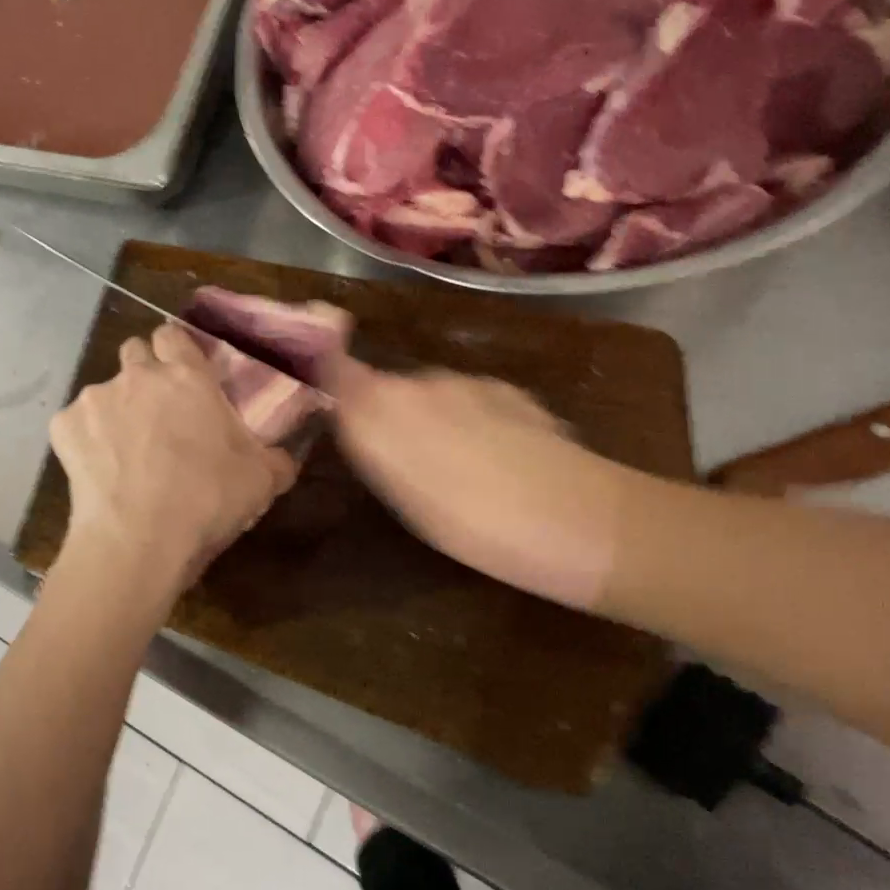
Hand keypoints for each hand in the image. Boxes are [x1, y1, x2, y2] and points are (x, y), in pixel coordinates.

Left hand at [49, 324, 299, 591]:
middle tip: (156, 410)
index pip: (173, 335)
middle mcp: (138, 375)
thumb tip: (282, 457)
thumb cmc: (207, 501)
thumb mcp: (262, 480)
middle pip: (134, 351)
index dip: (176, 351)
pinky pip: (74, 424)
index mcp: (187, 376)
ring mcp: (95, 398)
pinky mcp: (63, 426)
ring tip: (124, 453)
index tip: (181, 374)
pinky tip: (99, 472)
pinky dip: (85, 441)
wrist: (138, 540)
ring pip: (103, 391)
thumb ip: (273, 457)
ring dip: (114, 411)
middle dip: (142, 372)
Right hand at [323, 357, 638, 610]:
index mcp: (382, 402)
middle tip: (386, 459)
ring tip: (442, 468)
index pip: (337, 368)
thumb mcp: (397, 488)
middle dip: (379, 411)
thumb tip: (333, 397)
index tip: (310, 385)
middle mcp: (422, 381)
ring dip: (425, 420)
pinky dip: (466, 422)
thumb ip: (362, 435)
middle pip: (383, 386)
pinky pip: (470, 403)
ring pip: (428, 396)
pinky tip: (488, 462)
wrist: (580, 521)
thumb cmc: (470, 520)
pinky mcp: (514, 396)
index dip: (323, 369)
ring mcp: (472, 384)